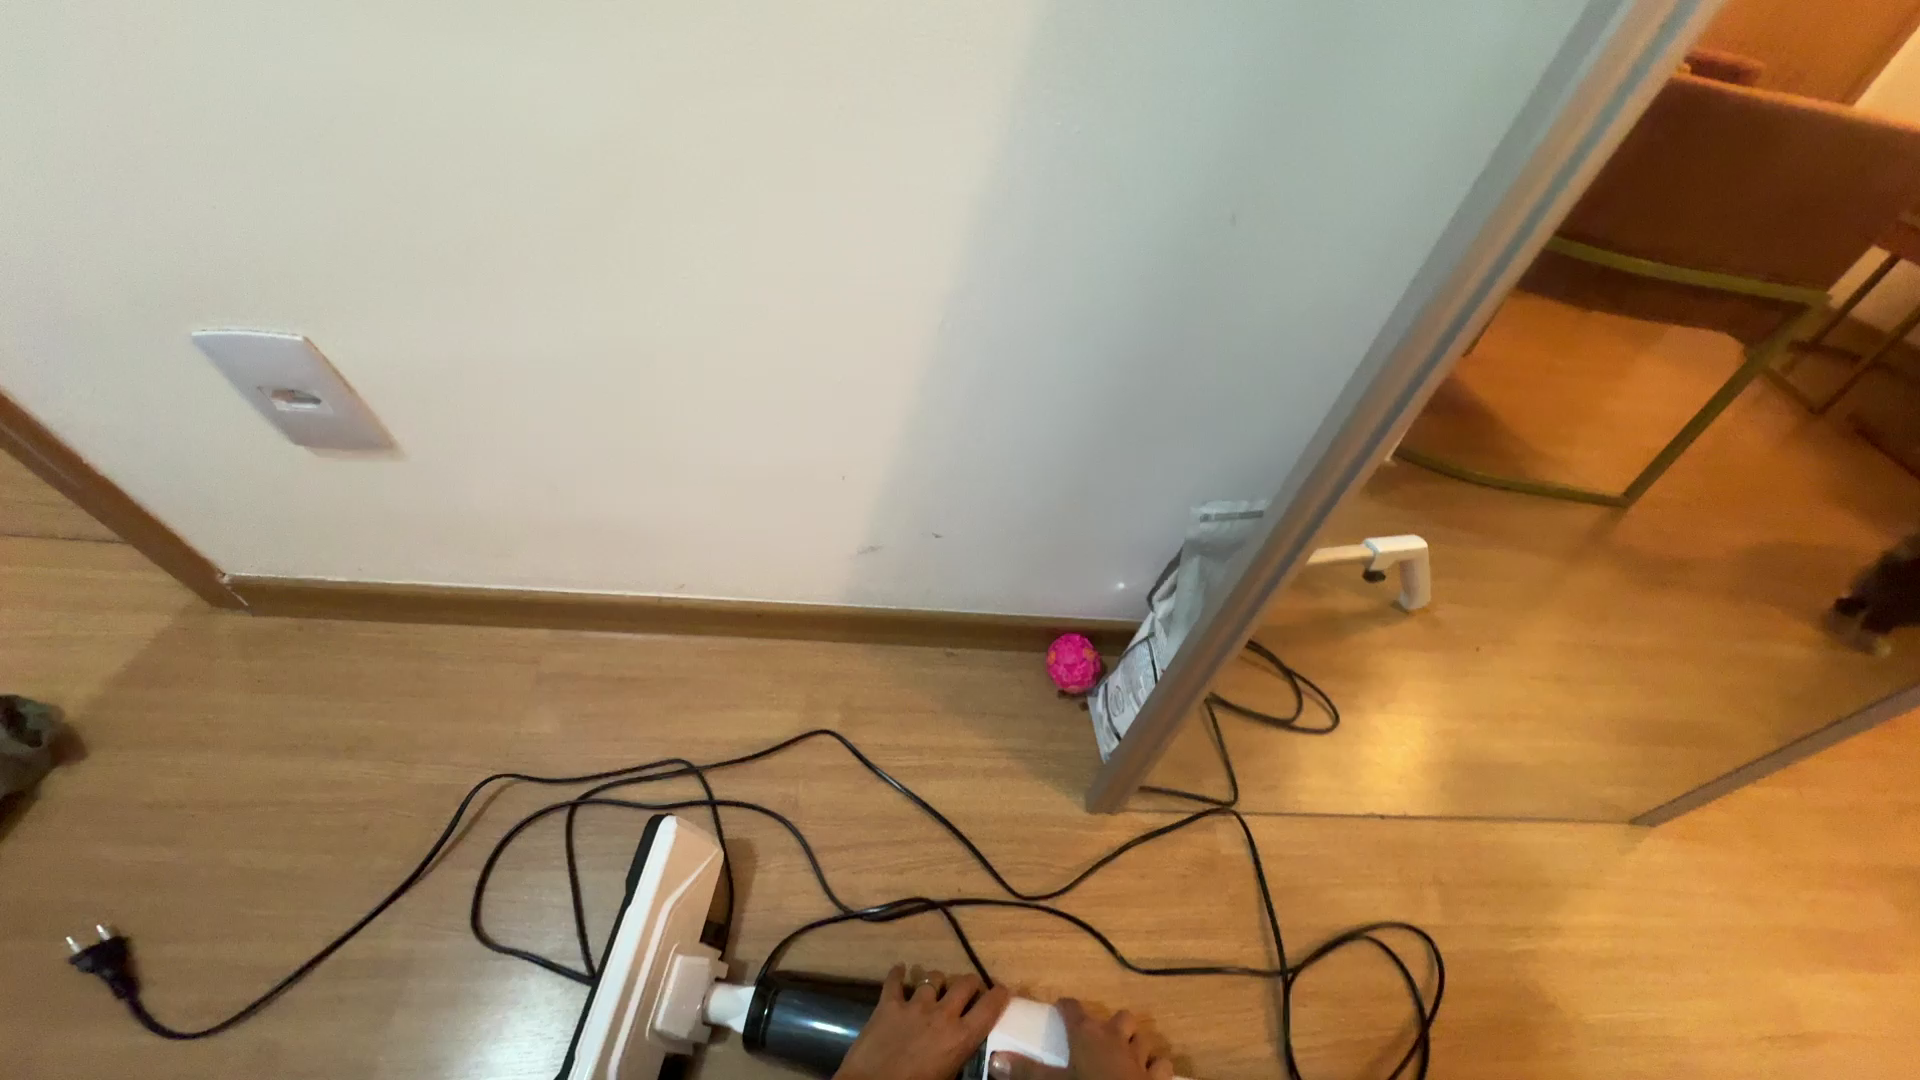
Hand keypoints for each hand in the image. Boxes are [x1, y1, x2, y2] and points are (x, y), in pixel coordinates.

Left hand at [833, 965, 1012, 1079]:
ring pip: (933, 976)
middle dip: (970, 983)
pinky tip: (901, 970)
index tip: (1002, 991)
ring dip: (937, 981)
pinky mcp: (888, 1003)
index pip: (988, 1008)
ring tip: (934, 987)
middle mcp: (941, 1014)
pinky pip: (895, 979)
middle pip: (964, 983)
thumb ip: (959, 1059)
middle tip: (969, 989)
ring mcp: (914, 1005)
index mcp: (960, 1038)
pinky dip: (899, 974)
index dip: (999, 995)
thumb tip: (964, 1052)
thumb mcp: (947, 1079)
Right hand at [988, 999, 1173, 1079]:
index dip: (1066, 1006)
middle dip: (1114, 1024)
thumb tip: (994, 1058)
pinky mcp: (1157, 1077)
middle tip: (1101, 1038)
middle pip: (1120, 1018)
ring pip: (1143, 1038)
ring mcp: (1139, 1056)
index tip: (1060, 1009)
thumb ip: (1026, 1071)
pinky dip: (1155, 1067)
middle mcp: (1115, 1036)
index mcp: (1086, 1034)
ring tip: (1126, 1055)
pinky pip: (1161, 1064)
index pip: (1073, 1008)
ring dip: (1136, 1044)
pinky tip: (1149, 1074)